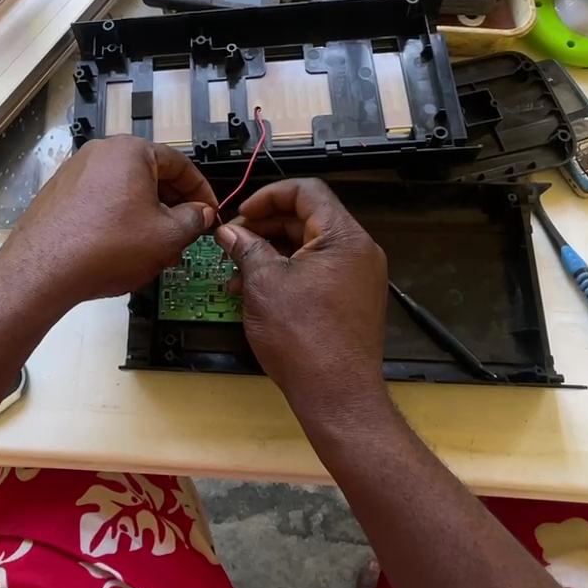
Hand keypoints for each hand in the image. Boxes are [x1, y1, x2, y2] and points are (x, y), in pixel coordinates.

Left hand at [0, 136, 218, 311]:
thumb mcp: (166, 236)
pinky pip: (101, 201)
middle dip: (172, 207)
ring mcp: (75, 172)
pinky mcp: (59, 194)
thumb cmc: (106, 247)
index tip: (210, 212)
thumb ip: (193, 220)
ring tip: (156, 250)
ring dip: (146, 217)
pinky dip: (119, 220)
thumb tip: (201, 213)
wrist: (43, 270)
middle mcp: (101, 152)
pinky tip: (124, 250)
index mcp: (130, 151)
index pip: (179, 164)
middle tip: (185, 235)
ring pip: (125, 191)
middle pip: (150, 176)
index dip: (200, 191)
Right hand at [216, 179, 388, 410]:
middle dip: (265, 227)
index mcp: (344, 238)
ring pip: (308, 247)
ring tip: (237, 273)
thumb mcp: (264, 283)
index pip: (307, 191)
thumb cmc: (305, 340)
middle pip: (306, 218)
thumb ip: (246, 247)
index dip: (269, 197)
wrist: (336, 396)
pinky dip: (287, 273)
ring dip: (271, 252)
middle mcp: (358, 252)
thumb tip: (229, 232)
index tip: (242, 214)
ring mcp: (357, 278)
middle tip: (232, 242)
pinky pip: (316, 271)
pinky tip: (257, 291)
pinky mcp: (351, 300)